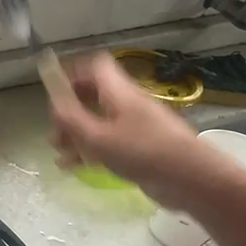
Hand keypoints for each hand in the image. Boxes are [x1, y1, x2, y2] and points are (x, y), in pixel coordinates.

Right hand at [46, 52, 244, 207]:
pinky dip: (89, 149)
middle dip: (68, 111)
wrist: (192, 179)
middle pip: (92, 94)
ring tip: (60, 153)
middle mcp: (127, 103)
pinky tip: (73, 165)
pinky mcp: (138, 146)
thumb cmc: (143, 153)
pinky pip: (107, 141)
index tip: (53, 92)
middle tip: (55, 131)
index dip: (72, 73)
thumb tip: (52, 101)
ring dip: (75, 134)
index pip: (94, 66)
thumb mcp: (97, 137)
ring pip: (96, 120)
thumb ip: (70, 118)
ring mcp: (134, 125)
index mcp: (119, 93)